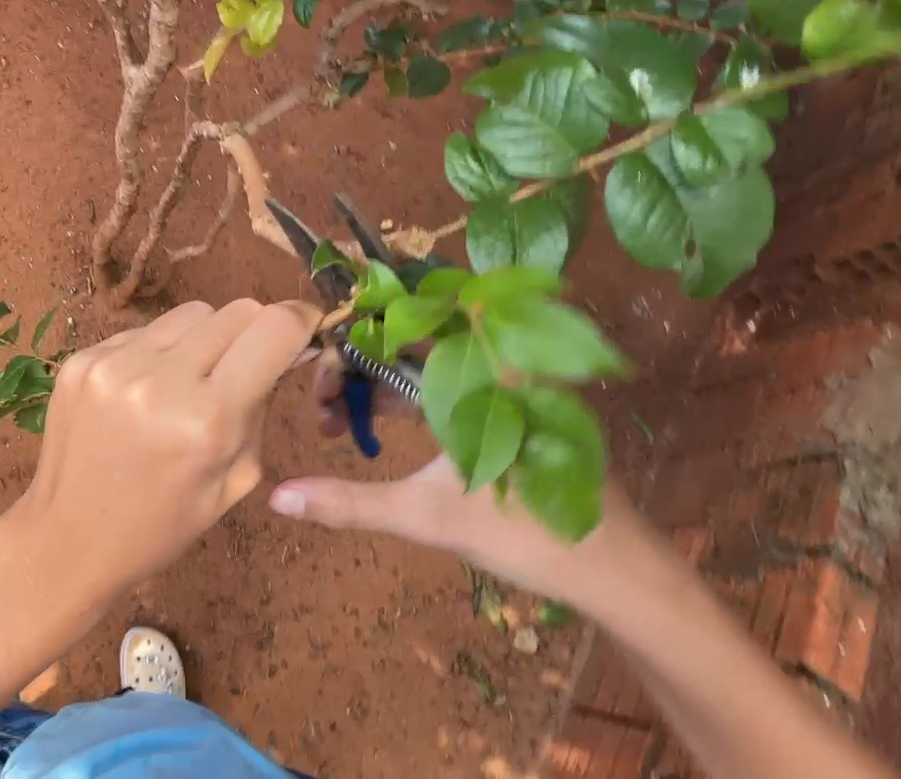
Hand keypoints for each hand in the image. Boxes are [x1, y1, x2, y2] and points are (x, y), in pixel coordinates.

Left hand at [0, 298, 318, 607]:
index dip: (300, 321)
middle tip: (246, 364)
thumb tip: (284, 349)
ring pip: (190, 313)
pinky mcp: (82, 358)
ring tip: (188, 381)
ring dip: (205, 338)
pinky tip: (144, 392)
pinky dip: (158, 352)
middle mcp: (160, 379)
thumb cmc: (163, 524)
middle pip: (236, 310)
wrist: (67, 537)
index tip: (305, 327)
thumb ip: (261, 407)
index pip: (274, 328)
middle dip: (254, 331)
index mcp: (208, 419)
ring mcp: (114, 363)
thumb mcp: (236, 479)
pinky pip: (144, 331)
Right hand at [269, 351, 639, 608]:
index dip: (351, 342)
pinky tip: (378, 429)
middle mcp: (495, 364)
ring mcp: (506, 389)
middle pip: (409, 343)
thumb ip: (350, 502)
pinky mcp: (510, 414)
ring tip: (337, 422)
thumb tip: (279, 498)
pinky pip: (445, 388)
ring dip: (377, 389)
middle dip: (356, 369)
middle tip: (321, 410)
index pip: (402, 324)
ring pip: (426, 368)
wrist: (621, 577)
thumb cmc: (527, 535)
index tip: (318, 380)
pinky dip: (406, 404)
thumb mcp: (427, 515)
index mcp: (480, 368)